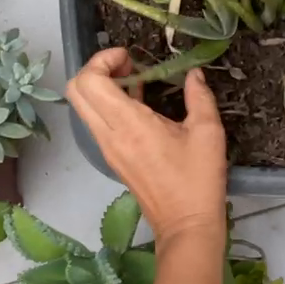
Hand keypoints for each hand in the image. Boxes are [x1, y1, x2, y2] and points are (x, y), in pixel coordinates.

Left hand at [65, 48, 226, 245]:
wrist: (186, 226)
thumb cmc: (198, 180)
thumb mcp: (208, 133)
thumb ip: (200, 97)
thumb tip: (194, 75)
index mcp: (129, 125)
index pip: (89, 82)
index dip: (102, 60)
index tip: (131, 57)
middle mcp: (109, 136)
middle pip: (76, 90)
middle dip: (97, 69)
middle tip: (129, 66)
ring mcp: (107, 149)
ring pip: (84, 107)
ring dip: (103, 87)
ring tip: (137, 81)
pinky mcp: (113, 158)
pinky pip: (98, 122)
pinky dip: (110, 105)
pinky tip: (140, 105)